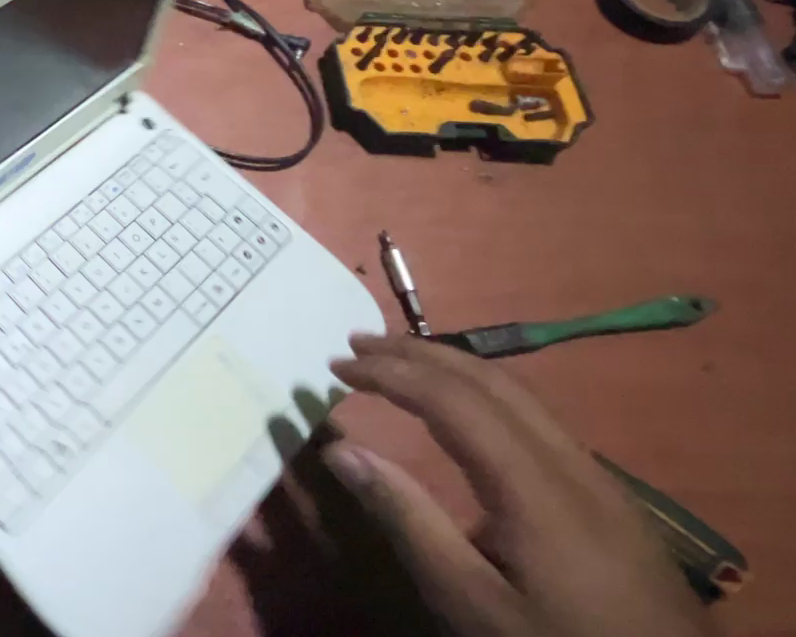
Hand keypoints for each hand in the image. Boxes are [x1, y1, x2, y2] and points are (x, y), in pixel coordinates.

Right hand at [327, 335, 715, 636]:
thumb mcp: (470, 602)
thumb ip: (406, 520)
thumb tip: (339, 450)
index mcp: (538, 488)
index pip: (454, 400)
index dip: (392, 373)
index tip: (337, 366)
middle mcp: (573, 466)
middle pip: (490, 381)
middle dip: (418, 353)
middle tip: (357, 343)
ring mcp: (598, 479)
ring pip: (517, 394)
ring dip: (448, 366)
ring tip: (396, 361)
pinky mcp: (607, 497)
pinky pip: (533, 417)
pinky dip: (477, 391)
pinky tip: (454, 406)